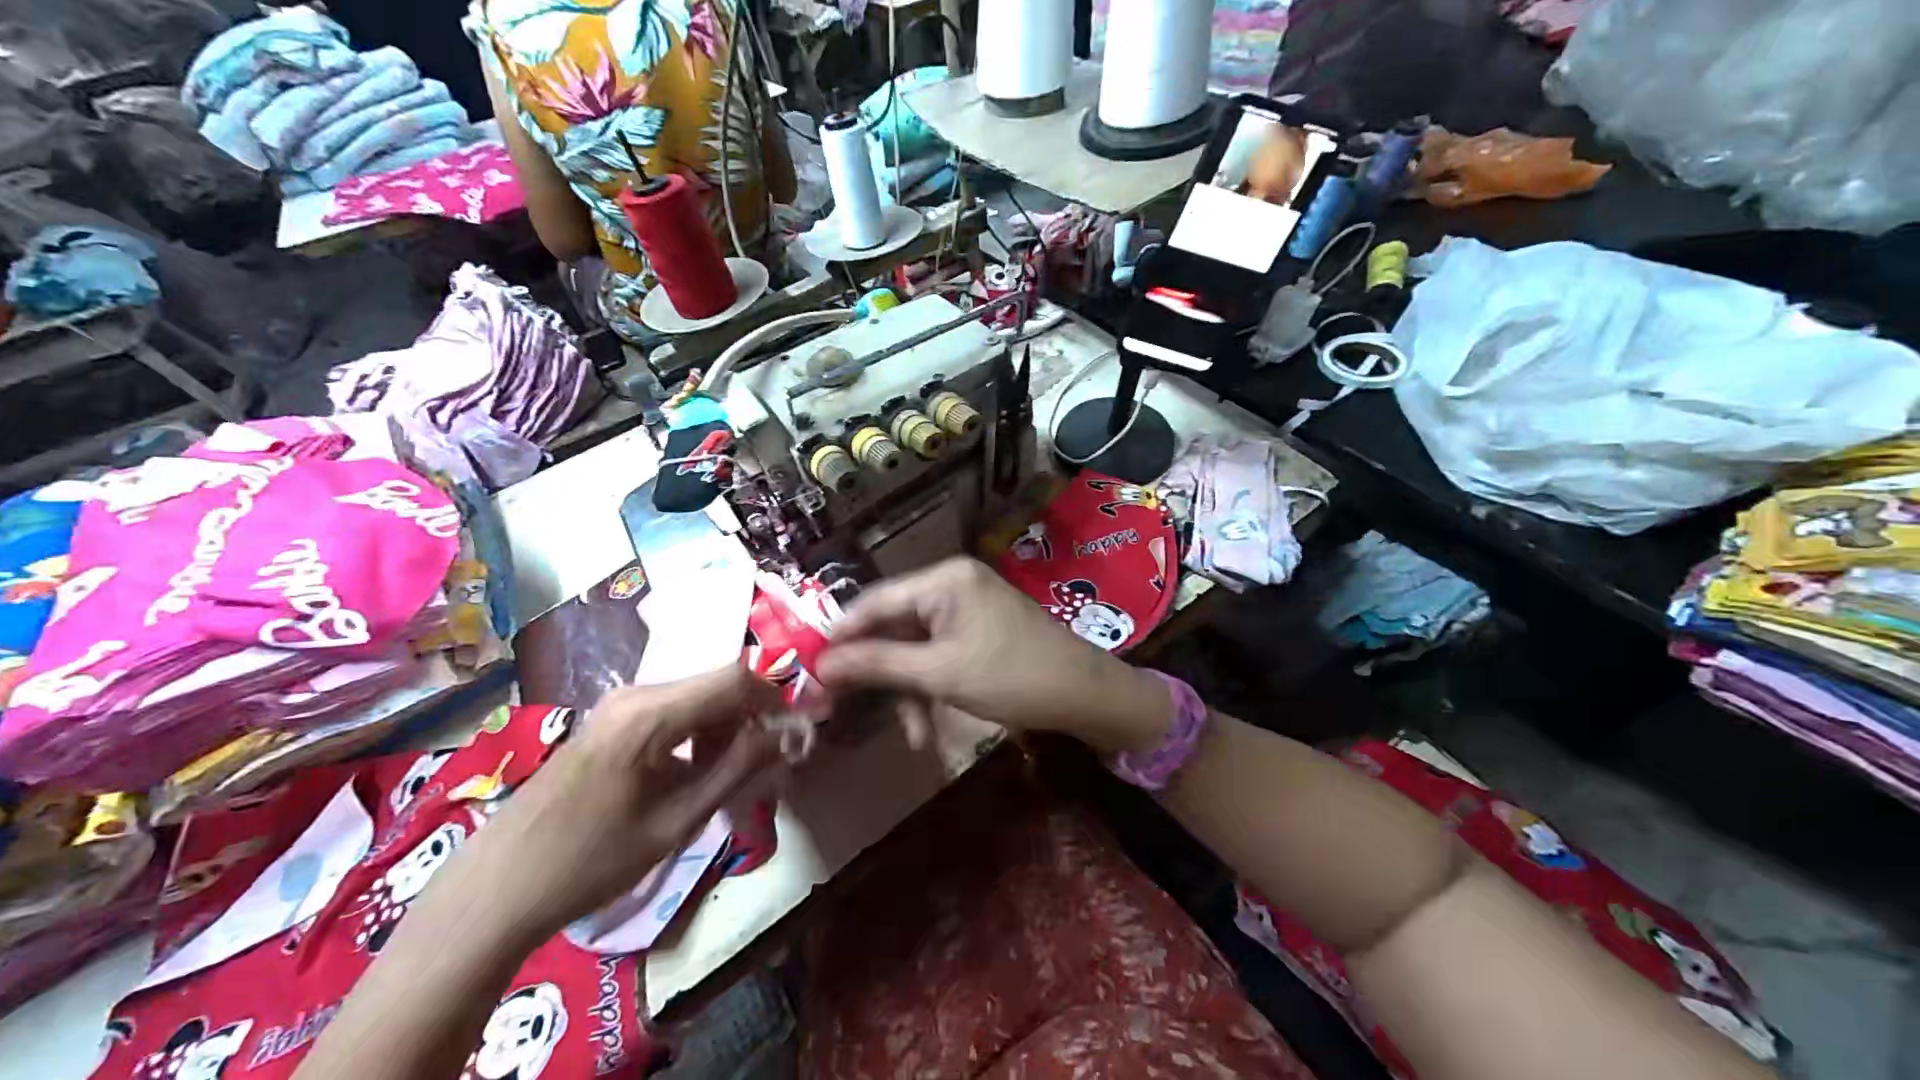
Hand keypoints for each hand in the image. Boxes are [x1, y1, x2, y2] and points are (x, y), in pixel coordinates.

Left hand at [460, 667, 783, 941]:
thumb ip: (739, 769)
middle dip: (751, 718)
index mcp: (651, 713)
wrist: (499, 887)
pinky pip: (671, 710)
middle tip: (767, 764)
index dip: (775, 700)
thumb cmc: (592, 860)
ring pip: (696, 697)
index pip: (736, 679)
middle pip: (717, 685)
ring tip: (730, 777)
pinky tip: (691, 774)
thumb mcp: (678, 820)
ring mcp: (618, 705)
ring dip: (724, 728)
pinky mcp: (609, 720)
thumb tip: (790, 735)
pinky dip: (696, 733)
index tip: (796, 734)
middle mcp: (636, 694)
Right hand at [816, 558, 1171, 754]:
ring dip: (908, 692)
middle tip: (844, 708)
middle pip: (893, 627)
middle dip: (879, 674)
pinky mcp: (977, 631)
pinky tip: (928, 727)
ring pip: (914, 648)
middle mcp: (951, 585)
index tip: (810, 668)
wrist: (1086, 695)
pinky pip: (937, 654)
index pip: (874, 601)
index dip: (840, 636)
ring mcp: (966, 608)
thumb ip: (878, 665)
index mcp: (943, 580)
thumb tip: (819, 665)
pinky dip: (930, 687)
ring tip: (913, 735)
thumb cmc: (1012, 677)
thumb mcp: (940, 674)